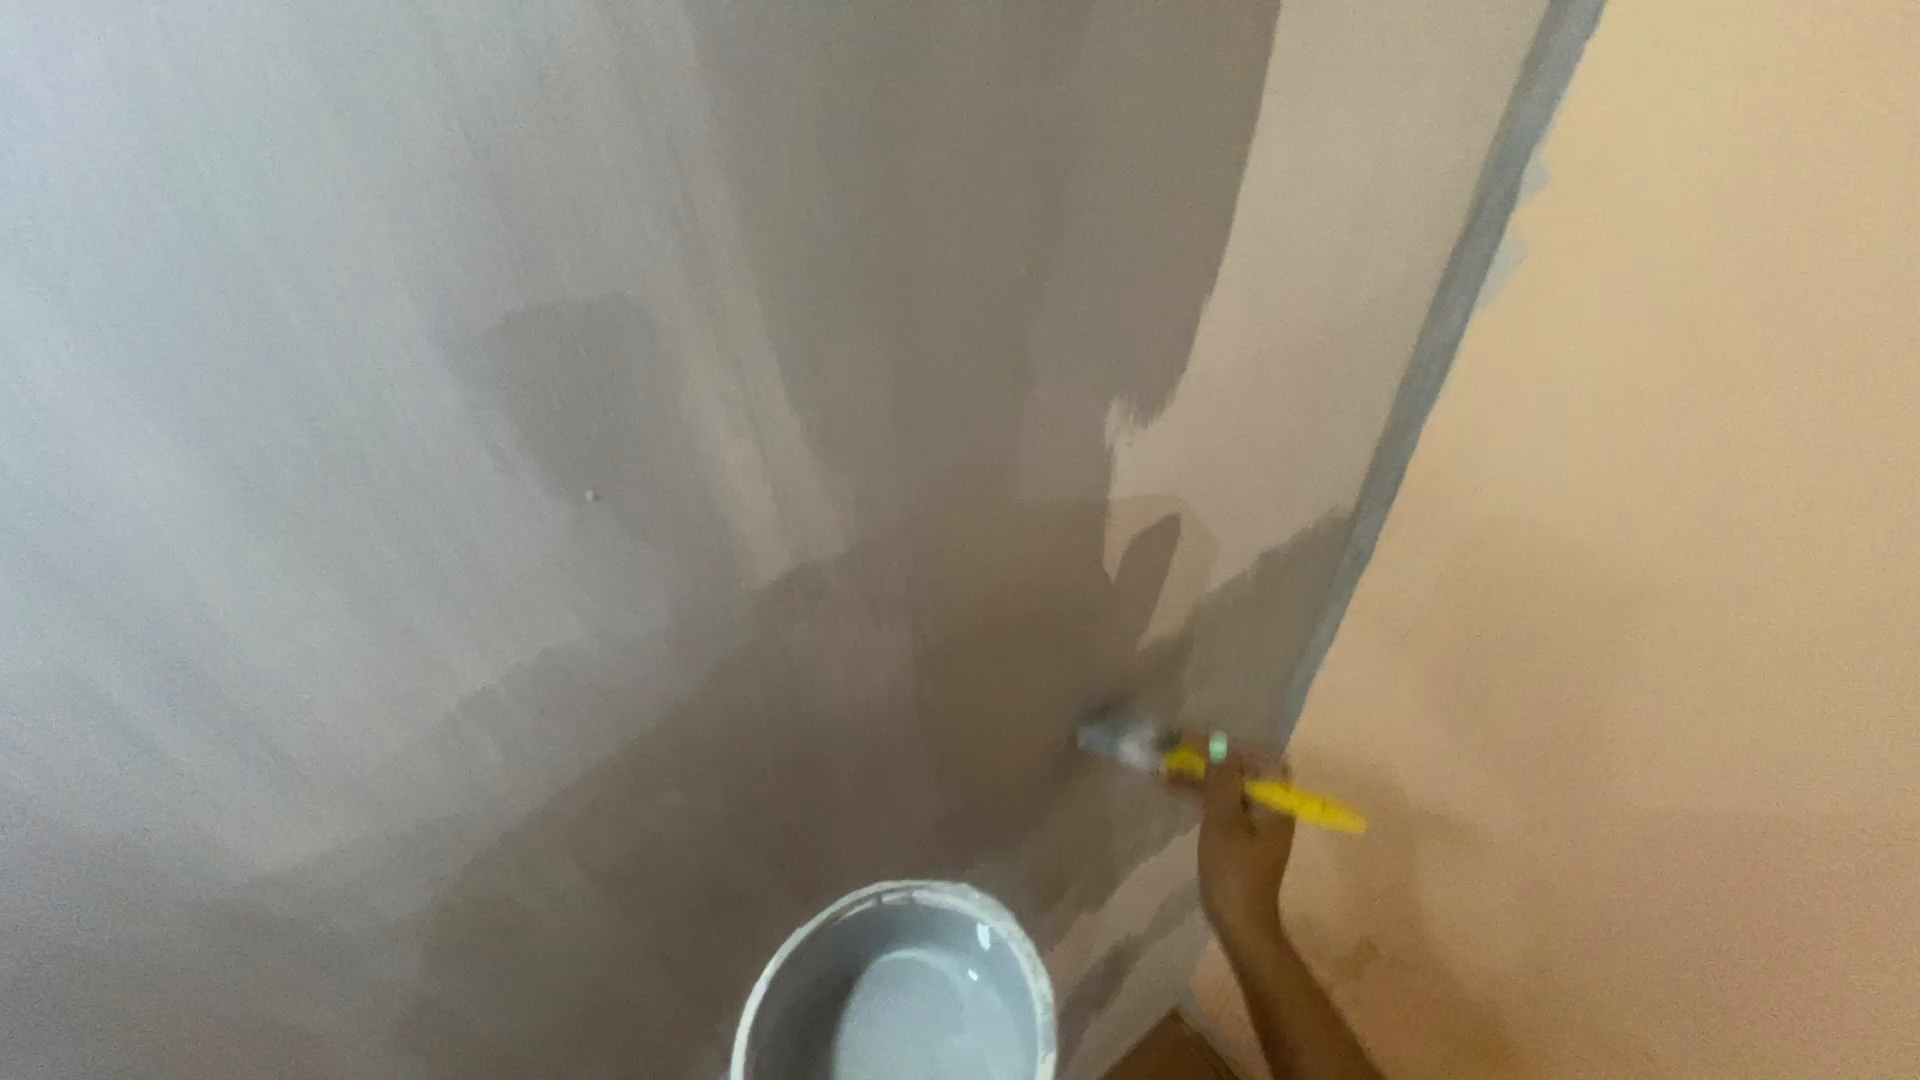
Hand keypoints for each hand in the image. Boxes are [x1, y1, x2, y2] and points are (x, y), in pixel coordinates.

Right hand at [1193, 745, 1295, 948]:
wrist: (1241, 925)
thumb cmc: (1233, 872)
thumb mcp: (1223, 822)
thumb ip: (1222, 782)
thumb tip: (1221, 747)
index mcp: (1276, 803)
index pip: (1264, 759)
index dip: (1235, 746)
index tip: (1203, 742)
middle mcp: (1272, 809)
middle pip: (1244, 773)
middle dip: (1212, 760)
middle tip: (1178, 753)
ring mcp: (1258, 826)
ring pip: (1231, 788)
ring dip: (1203, 777)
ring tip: (1168, 770)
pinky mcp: (1244, 839)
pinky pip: (1224, 806)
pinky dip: (1204, 797)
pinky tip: (1177, 791)